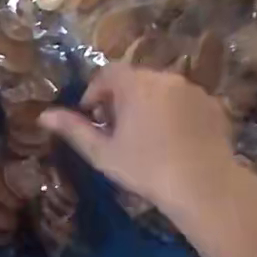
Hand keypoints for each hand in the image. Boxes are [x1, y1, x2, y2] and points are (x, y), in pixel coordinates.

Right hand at [38, 64, 254, 218]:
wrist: (202, 184)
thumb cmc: (143, 167)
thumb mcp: (100, 151)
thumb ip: (73, 129)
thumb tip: (43, 116)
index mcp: (137, 86)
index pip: (108, 72)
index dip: (94, 92)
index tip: (92, 118)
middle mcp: (167, 79)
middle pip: (134, 79)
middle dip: (119, 99)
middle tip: (113, 130)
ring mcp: (194, 90)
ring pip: (159, 89)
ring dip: (144, 104)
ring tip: (141, 136)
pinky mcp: (213, 105)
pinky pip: (182, 100)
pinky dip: (169, 112)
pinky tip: (167, 141)